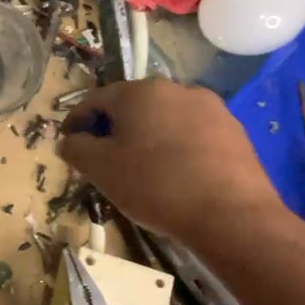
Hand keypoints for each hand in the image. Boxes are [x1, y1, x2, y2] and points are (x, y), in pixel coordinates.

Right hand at [58, 78, 285, 245]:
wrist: (232, 216)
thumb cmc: (155, 184)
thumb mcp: (99, 168)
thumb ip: (75, 148)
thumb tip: (70, 141)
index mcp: (138, 92)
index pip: (94, 100)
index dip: (76, 121)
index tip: (69, 144)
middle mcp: (176, 89)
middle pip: (131, 106)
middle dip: (114, 128)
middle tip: (104, 158)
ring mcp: (211, 108)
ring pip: (164, 118)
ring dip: (147, 136)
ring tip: (141, 168)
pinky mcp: (234, 131)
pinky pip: (192, 133)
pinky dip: (176, 147)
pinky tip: (175, 174)